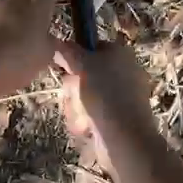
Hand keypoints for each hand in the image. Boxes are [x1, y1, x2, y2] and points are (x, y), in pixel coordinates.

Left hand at [0, 0, 62, 100]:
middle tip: (39, 16)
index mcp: (36, 8)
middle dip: (33, 0)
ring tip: (19, 36)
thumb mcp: (42, 59)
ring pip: (7, 6)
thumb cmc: (13, 62)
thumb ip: (49, 45)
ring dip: (14, 16)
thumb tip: (49, 38)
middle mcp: (13, 2)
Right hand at [54, 42, 153, 172]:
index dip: (76, 57)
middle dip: (72, 87)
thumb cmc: (104, 94)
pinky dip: (84, 119)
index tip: (65, 68)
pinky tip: (85, 127)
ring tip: (80, 116)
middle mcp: (123, 72)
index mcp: (120, 54)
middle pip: (85, 73)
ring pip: (84, 95)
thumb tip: (58, 44)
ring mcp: (121, 97)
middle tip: (73, 95)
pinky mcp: (117, 118)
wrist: (125, 138)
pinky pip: (91, 113)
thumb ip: (68, 51)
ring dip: (75, 105)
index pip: (93, 47)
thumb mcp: (82, 65)